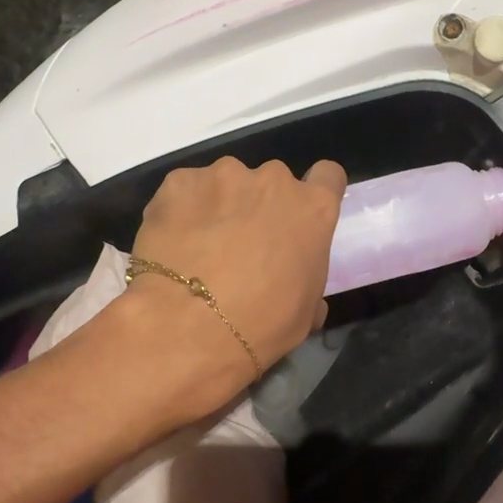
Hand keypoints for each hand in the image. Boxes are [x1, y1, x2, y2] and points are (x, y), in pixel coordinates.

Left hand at [72, 157, 345, 420]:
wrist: (188, 326)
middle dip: (261, 205)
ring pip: (226, 184)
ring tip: (200, 246)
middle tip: (243, 243)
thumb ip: (307, 279)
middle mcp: (273, 180)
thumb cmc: (262, 324)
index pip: (328, 176)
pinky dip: (182, 210)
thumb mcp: (305, 311)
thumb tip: (295, 281)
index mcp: (313, 209)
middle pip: (272, 182)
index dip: (315, 192)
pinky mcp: (178, 182)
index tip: (300, 214)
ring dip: (220, 206)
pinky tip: (174, 243)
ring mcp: (223, 175)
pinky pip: (185, 191)